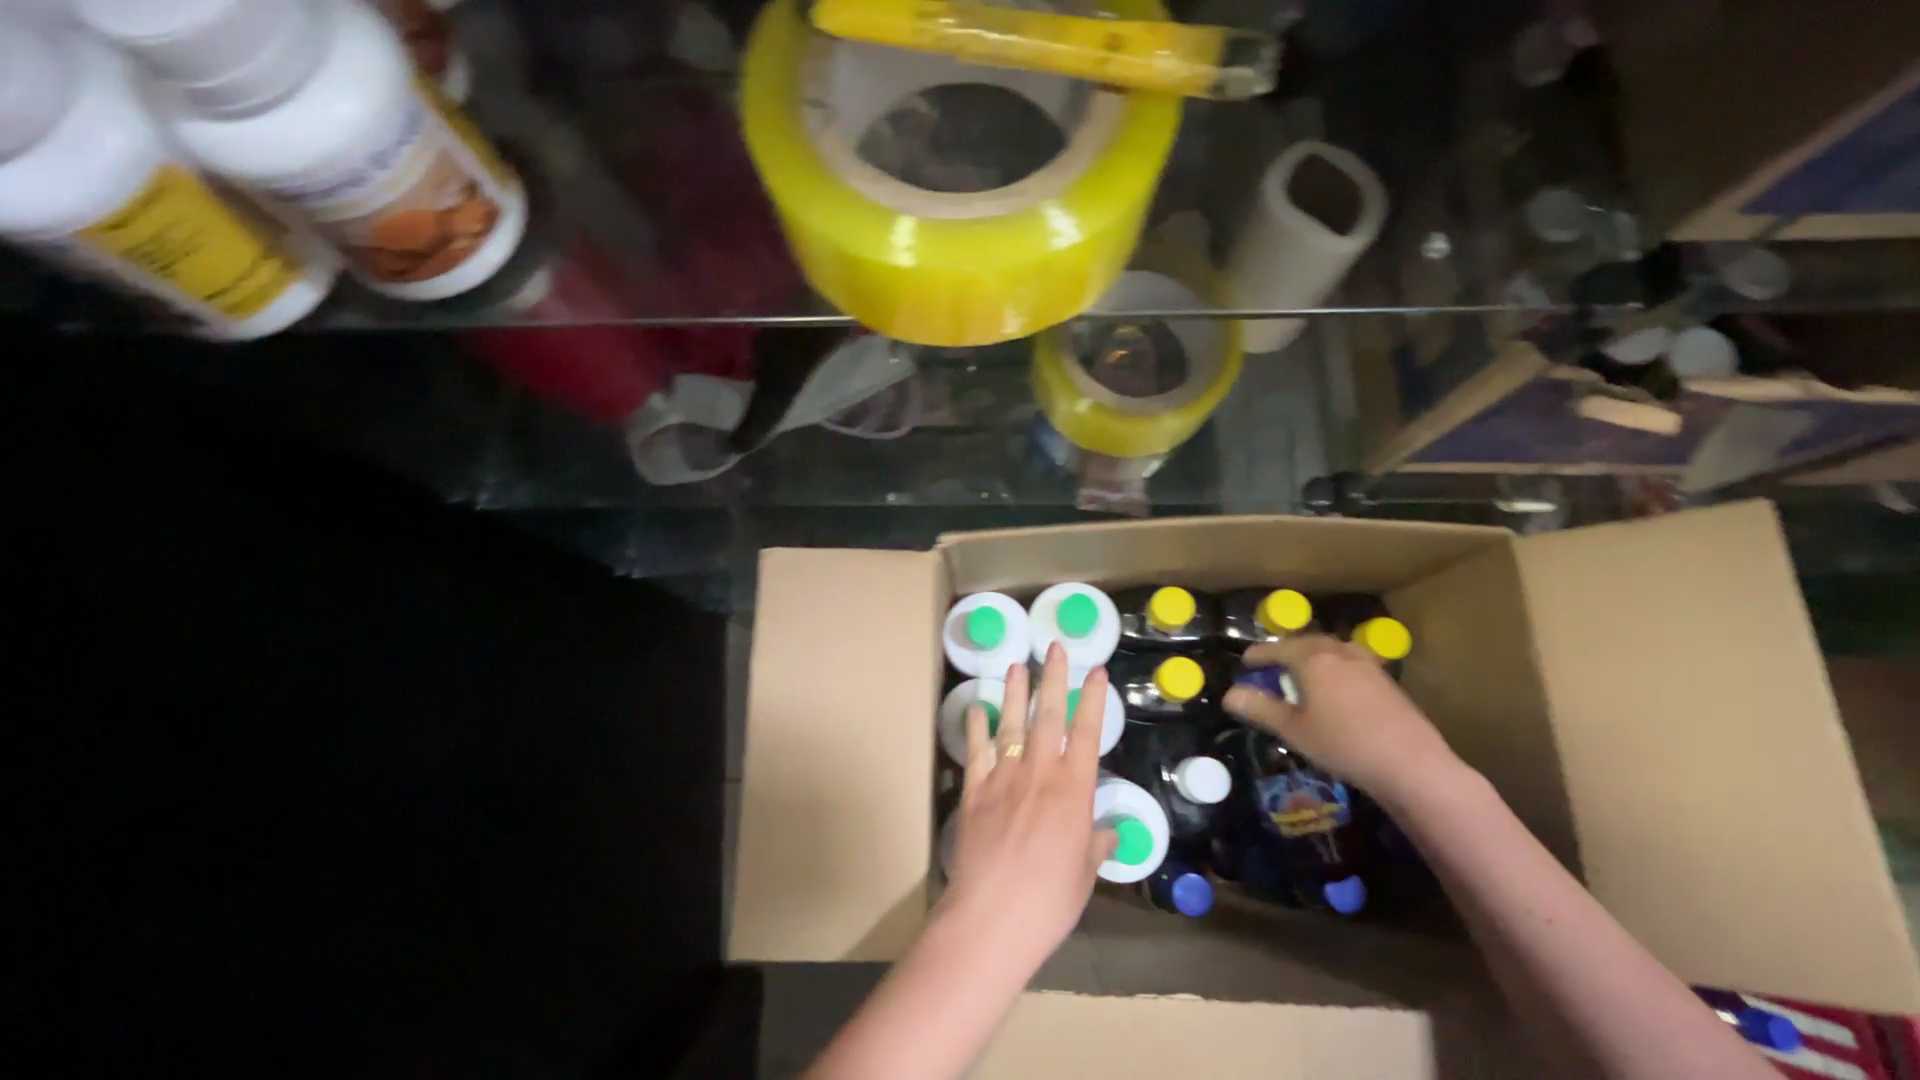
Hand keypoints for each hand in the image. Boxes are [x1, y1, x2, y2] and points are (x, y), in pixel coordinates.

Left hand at [940, 643, 1116, 970]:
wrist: (993, 916)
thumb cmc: (1050, 899)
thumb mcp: (1085, 873)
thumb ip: (1094, 845)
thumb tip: (1104, 832)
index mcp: (1073, 790)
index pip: (1086, 733)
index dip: (1092, 699)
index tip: (1096, 670)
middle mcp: (1038, 774)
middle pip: (1047, 716)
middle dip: (1052, 679)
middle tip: (1053, 647)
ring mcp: (1002, 779)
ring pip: (1010, 725)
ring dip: (1014, 693)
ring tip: (1016, 664)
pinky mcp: (974, 792)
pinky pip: (977, 752)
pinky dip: (976, 728)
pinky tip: (976, 709)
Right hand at [1222, 635, 1461, 805]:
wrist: (1410, 763)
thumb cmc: (1343, 744)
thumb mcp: (1294, 730)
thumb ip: (1261, 708)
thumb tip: (1230, 694)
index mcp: (1314, 659)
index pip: (1279, 648)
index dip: (1259, 655)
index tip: (1245, 662)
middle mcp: (1341, 653)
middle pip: (1308, 644)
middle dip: (1287, 652)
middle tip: (1273, 666)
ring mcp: (1368, 666)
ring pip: (1333, 651)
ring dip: (1314, 657)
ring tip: (1304, 674)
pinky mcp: (1387, 682)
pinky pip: (1351, 664)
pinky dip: (1335, 669)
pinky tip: (1336, 689)